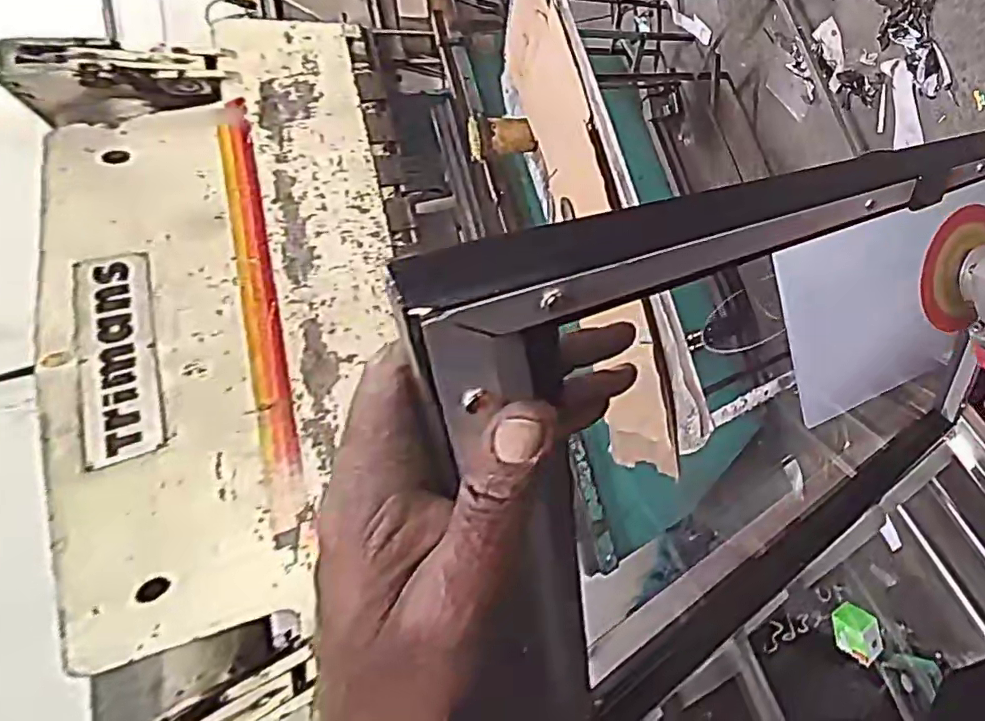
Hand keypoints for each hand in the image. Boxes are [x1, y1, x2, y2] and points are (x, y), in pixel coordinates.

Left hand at [314, 325, 639, 720]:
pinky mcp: (446, 503)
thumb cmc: (409, 674)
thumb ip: (493, 498)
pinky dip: (543, 422)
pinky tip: (583, 412)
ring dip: (548, 386)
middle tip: (596, 338)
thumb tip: (525, 417)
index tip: (519, 312)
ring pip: (487, 411)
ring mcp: (420, 490)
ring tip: (609, 370)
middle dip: (532, 353)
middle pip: (460, 385)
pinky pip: (498, 443)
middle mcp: (392, 477)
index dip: (453, 333)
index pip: (397, 377)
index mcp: (375, 486)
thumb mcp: (460, 584)